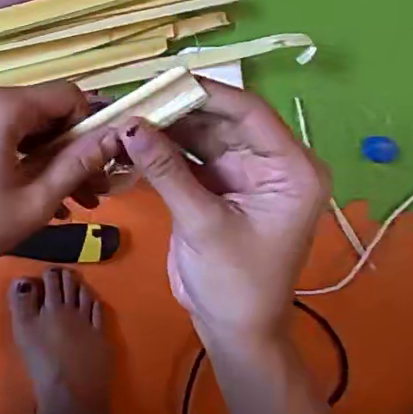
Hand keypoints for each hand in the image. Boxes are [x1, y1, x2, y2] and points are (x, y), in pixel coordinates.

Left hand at [0, 82, 121, 292]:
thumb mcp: (37, 199)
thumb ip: (79, 162)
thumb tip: (118, 136)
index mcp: (0, 105)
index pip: (67, 96)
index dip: (90, 127)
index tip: (101, 165)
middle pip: (46, 110)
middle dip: (72, 149)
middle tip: (92, 192)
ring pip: (27, 124)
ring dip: (51, 158)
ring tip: (72, 202)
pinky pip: (4, 132)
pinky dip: (25, 157)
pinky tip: (42, 195)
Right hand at [116, 79, 328, 339]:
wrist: (232, 330)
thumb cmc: (236, 283)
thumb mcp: (202, 224)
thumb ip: (167, 171)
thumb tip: (129, 125)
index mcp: (290, 169)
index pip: (249, 113)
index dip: (205, 94)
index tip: (160, 83)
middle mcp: (268, 162)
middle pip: (219, 120)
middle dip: (175, 110)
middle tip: (130, 100)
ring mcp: (239, 172)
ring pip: (198, 135)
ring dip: (162, 128)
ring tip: (122, 116)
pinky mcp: (213, 185)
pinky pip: (184, 156)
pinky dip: (158, 150)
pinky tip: (128, 141)